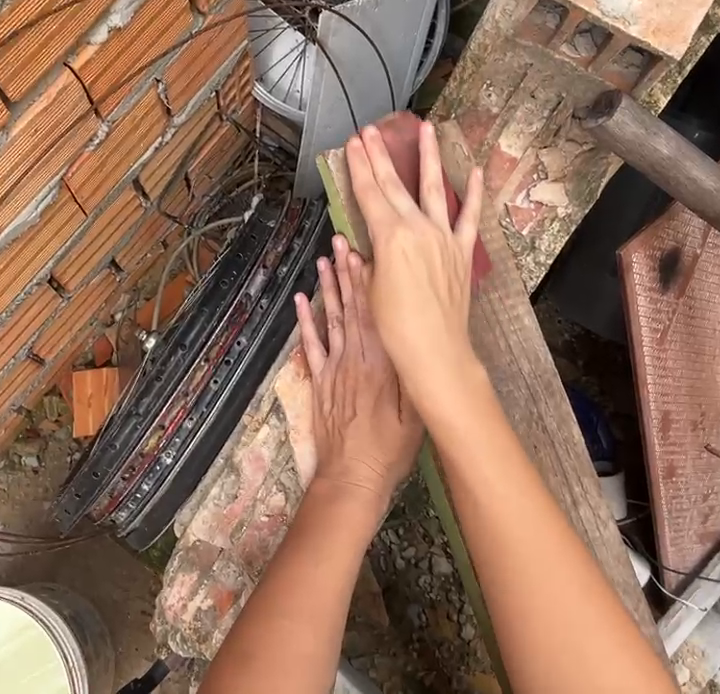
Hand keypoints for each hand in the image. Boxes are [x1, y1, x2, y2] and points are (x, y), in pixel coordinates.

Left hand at [296, 236, 423, 500]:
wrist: (351, 478)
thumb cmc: (390, 451)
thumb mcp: (416, 416)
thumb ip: (413, 375)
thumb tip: (414, 335)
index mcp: (381, 364)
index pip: (374, 313)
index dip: (368, 281)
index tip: (364, 253)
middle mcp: (355, 358)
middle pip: (351, 308)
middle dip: (347, 272)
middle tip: (341, 242)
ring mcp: (334, 368)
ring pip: (332, 319)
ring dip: (329, 287)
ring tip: (325, 259)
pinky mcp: (320, 381)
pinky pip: (311, 344)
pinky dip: (306, 320)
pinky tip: (303, 298)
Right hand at [344, 119, 484, 413]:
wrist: (435, 351)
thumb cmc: (394, 326)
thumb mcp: (370, 287)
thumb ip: (368, 256)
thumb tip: (362, 242)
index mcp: (389, 236)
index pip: (368, 193)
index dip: (358, 167)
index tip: (353, 143)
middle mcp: (417, 228)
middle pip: (393, 184)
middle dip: (380, 156)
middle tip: (371, 131)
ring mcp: (443, 237)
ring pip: (433, 188)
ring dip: (429, 157)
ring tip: (426, 128)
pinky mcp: (462, 251)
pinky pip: (469, 218)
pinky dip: (473, 195)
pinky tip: (476, 172)